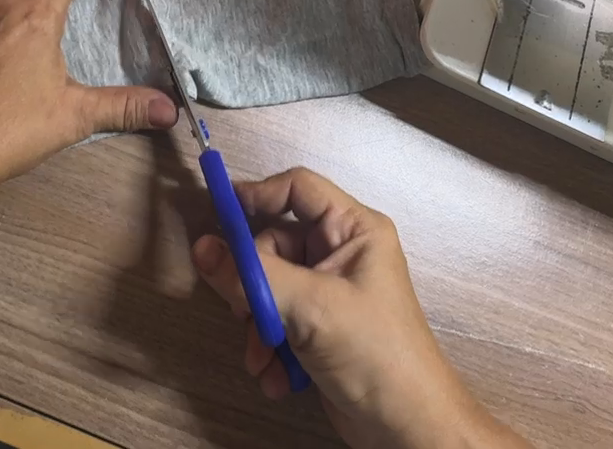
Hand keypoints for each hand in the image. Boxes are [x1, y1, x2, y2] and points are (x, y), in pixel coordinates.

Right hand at [193, 168, 528, 448]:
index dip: (258, 193)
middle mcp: (341, 251)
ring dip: (258, 322)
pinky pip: (277, 316)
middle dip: (254, 282)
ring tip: (261, 355)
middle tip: (240, 308)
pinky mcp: (319, 324)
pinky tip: (276, 374)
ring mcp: (329, 289)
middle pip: (275, 241)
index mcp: (353, 229)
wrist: (409, 433)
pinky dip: (270, 345)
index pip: (298, 188)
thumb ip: (253, 276)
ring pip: (270, 283)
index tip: (219, 210)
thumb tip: (203, 248)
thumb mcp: (310, 308)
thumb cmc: (377, 355)